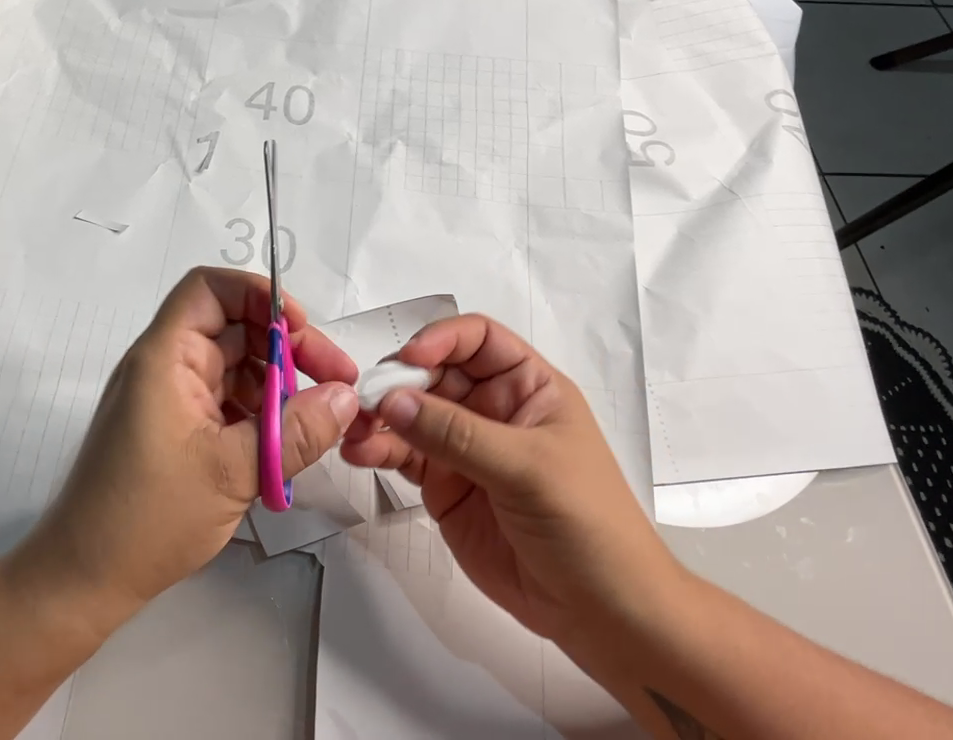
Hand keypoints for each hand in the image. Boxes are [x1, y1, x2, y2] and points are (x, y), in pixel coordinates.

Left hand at [15, 267, 360, 611]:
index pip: (209, 289)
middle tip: (336, 380)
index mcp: (165, 357)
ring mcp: (172, 399)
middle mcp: (167, 367)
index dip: (257, 294)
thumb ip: (294, 431)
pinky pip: (228, 402)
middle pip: (233, 327)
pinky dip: (261, 413)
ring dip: (280, 384)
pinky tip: (288, 441)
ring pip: (236, 367)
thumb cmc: (147, 517)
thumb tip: (347, 397)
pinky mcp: (179, 430)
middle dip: (288, 346)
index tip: (301, 328)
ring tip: (319, 417)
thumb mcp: (232, 472)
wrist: (83, 577)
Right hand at [339, 315, 680, 645]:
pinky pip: (402, 455)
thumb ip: (457, 434)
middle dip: (397, 381)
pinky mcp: (442, 485)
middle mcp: (490, 408)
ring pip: (410, 414)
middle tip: (365, 401)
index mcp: (526, 386)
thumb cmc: (587, 523)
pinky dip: (377, 451)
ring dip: (379, 417)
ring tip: (352, 432)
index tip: (408, 359)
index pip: (477, 339)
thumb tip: (391, 401)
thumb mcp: (529, 468)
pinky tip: (358, 455)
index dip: (441, 339)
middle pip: (432, 373)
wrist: (600, 612)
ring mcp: (463, 448)